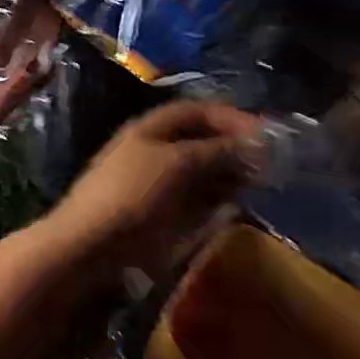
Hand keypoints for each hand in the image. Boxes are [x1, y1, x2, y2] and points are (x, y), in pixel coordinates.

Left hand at [49, 100, 263, 267]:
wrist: (90, 246)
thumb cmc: (131, 193)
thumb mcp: (177, 163)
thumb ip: (217, 150)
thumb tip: (254, 143)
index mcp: (150, 129)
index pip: (196, 111)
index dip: (229, 117)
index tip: (264, 132)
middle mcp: (155, 151)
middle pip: (200, 141)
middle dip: (234, 147)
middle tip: (269, 162)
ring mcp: (158, 184)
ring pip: (201, 172)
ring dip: (229, 174)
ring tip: (260, 182)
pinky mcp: (162, 215)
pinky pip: (196, 200)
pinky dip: (218, 198)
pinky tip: (237, 203)